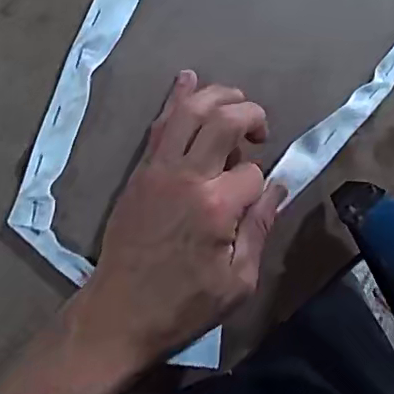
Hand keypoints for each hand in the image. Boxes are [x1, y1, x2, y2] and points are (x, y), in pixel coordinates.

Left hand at [69, 70, 287, 367]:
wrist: (117, 314)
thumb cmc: (182, 306)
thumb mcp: (238, 283)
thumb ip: (260, 228)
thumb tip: (277, 187)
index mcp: (215, 207)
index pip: (252, 171)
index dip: (261, 182)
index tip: (254, 201)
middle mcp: (187, 177)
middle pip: (225, 119)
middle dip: (251, 116)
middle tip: (260, 132)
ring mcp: (159, 168)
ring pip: (191, 109)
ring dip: (220, 95)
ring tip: (237, 101)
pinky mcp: (141, 170)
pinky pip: (161, 123)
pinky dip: (178, 96)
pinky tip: (189, 79)